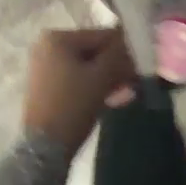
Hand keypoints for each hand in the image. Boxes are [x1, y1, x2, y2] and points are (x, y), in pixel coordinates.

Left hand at [20, 27, 135, 150]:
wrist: (43, 149)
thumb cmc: (72, 106)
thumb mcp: (100, 78)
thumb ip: (118, 56)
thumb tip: (131, 42)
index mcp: (57, 37)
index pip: (100, 36)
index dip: (124, 48)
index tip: (142, 62)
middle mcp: (47, 46)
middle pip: (92, 52)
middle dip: (115, 66)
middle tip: (136, 80)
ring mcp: (44, 67)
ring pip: (85, 67)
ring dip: (107, 78)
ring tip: (128, 92)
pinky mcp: (46, 87)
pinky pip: (76, 80)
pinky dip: (93, 86)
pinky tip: (113, 99)